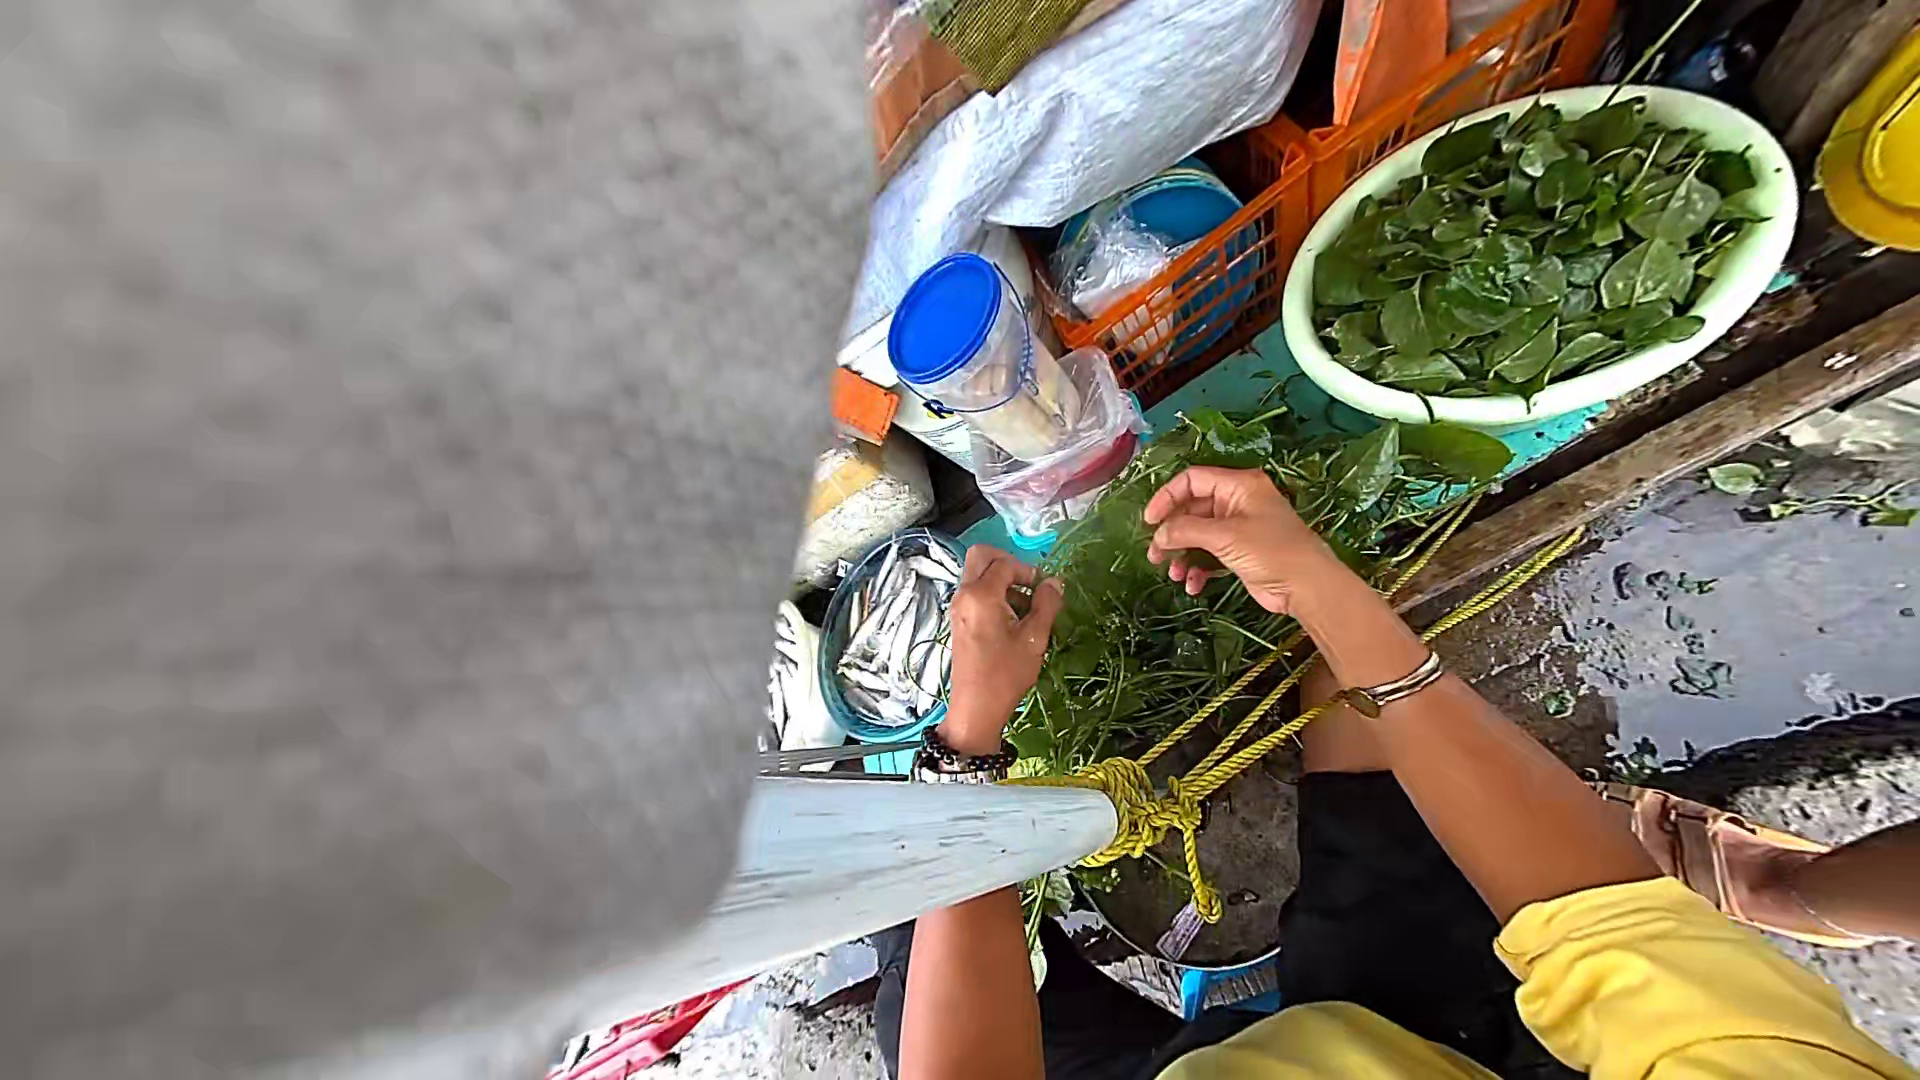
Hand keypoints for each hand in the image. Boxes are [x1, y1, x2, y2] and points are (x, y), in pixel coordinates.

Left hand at [942, 545, 1064, 754]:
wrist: (976, 707)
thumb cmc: (1006, 673)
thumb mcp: (1034, 638)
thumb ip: (1046, 604)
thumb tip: (1055, 581)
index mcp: (980, 595)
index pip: (1005, 564)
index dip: (1028, 571)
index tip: (1044, 590)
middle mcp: (964, 594)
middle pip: (982, 556)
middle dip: (1008, 563)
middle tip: (1028, 585)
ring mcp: (958, 607)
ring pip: (977, 574)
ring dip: (1001, 580)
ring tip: (1025, 608)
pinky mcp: (958, 619)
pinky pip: (974, 592)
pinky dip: (993, 594)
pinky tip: (1011, 619)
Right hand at [1143, 466, 1351, 615]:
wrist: (1308, 587)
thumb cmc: (1271, 551)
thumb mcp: (1225, 536)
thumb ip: (1185, 531)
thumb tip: (1158, 535)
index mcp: (1238, 486)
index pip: (1192, 480)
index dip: (1167, 497)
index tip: (1150, 521)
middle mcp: (1237, 502)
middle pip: (1191, 509)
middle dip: (1171, 533)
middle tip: (1155, 554)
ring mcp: (1238, 527)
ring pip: (1196, 534)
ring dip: (1181, 553)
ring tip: (1172, 572)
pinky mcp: (1239, 552)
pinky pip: (1207, 554)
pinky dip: (1196, 568)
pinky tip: (1192, 584)